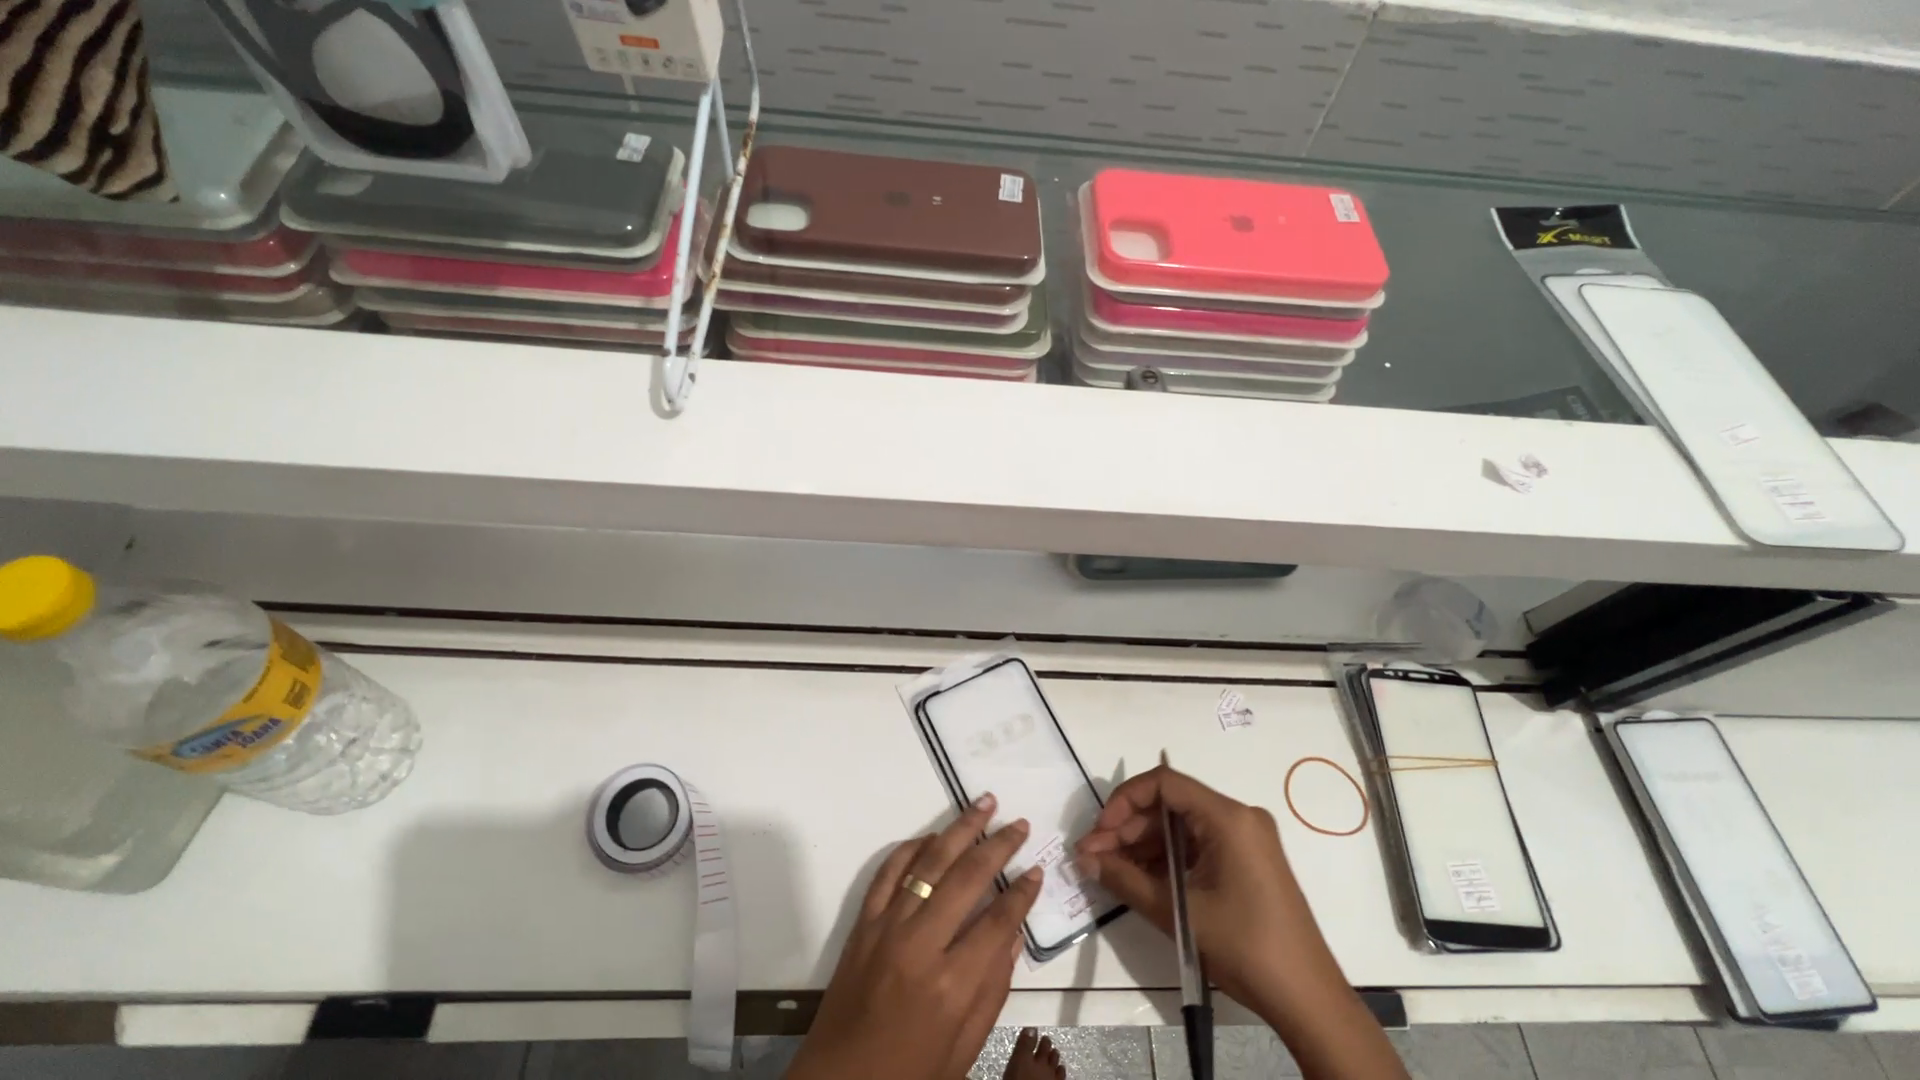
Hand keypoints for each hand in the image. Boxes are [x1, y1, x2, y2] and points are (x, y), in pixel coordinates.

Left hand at [787, 794, 1042, 1079]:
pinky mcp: (862, 925)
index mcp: (953, 983)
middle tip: (1018, 823)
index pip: (999, 920)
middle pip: (966, 878)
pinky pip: (887, 874)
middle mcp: (920, 945)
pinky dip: (909, 849)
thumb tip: (1013, 935)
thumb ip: (993, 989)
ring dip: (958, 830)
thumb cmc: (911, 1073)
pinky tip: (930, 836)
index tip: (1038, 868)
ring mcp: (886, 929)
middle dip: (997, 845)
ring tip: (983, 804)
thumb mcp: (966, 1047)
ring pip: (928, 864)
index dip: (1022, 892)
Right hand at [1072, 765, 1344, 1022]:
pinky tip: (1137, 879)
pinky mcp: (1244, 862)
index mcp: (1228, 818)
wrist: (1304, 997)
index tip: (1099, 833)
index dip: (1124, 802)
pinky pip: (1195, 847)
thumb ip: (1124, 878)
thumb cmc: (1243, 947)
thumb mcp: (1176, 911)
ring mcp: (1244, 840)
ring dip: (1142, 845)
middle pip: (1170, 805)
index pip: (1164, 783)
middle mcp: (1238, 818)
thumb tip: (1084, 858)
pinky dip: (1165, 860)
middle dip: (1127, 828)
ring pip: (1179, 827)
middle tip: (1092, 858)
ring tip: (1108, 871)